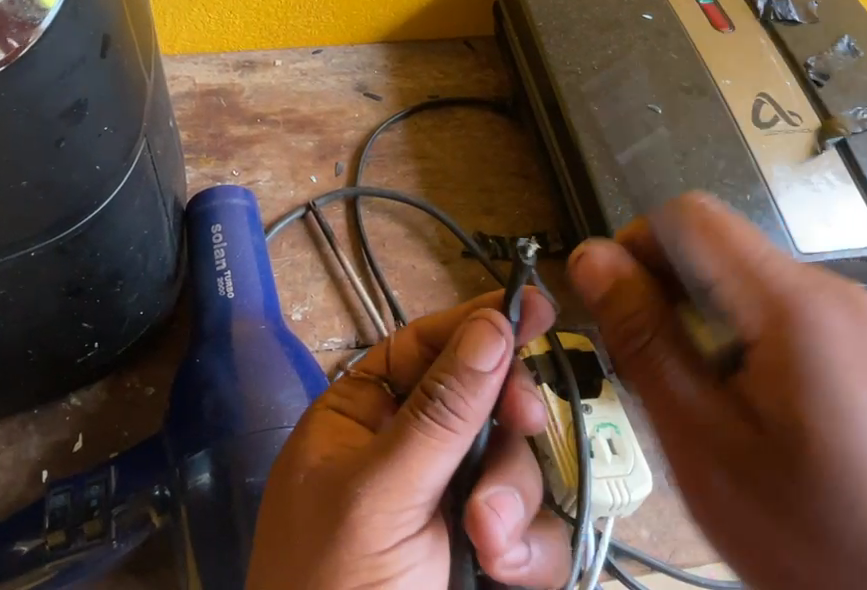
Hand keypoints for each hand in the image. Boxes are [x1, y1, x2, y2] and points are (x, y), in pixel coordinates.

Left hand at [248, 289, 577, 588]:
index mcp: (363, 416)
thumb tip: (490, 325)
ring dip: (513, 500)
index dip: (476, 322)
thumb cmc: (333, 585)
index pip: (425, 347)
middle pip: (485, 400)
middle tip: (524, 422)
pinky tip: (501, 570)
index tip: (532, 305)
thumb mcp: (377, 494)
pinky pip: (533, 528)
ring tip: (487, 542)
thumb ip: (439, 414)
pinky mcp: (487, 554)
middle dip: (505, 423)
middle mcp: (410, 450)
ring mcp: (451, 502)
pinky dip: (528, 550)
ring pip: (517, 465)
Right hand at [568, 193, 866, 589]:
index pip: (686, 215)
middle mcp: (832, 290)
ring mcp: (859, 319)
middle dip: (663, 291)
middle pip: (715, 245)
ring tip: (696, 402)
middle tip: (650, 373)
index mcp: (793, 303)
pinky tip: (747, 411)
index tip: (615, 316)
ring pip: (743, 279)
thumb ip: (644, 339)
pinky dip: (739, 338)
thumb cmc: (819, 539)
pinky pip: (780, 311)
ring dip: (698, 318)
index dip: (633, 249)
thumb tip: (588, 256)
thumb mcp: (704, 442)